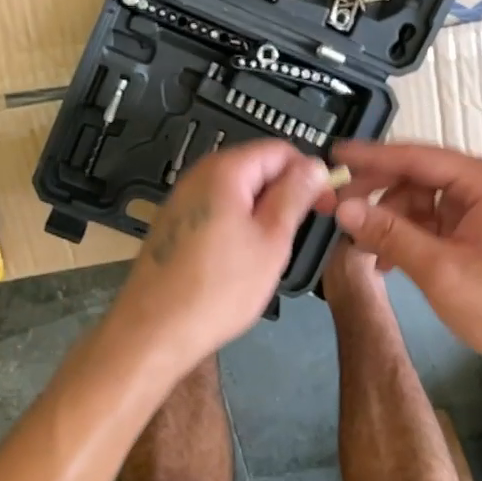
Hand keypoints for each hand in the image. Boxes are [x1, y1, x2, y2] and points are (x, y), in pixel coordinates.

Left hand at [111, 139, 326, 361]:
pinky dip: (238, 225)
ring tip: (275, 250)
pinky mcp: (175, 225)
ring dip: (263, 212)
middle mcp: (198, 176)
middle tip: (304, 229)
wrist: (155, 330)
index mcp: (224, 171)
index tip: (326, 203)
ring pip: (237, 192)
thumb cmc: (218, 288)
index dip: (309, 172)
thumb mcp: (272, 240)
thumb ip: (294, 196)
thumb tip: (313, 166)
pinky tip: (244, 259)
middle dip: (286, 192)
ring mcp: (182, 200)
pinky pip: (217, 211)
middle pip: (256, 168)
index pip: (280, 150)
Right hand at [326, 141, 481, 374]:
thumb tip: (343, 209)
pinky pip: (436, 219)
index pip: (418, 157)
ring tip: (367, 249)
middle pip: (420, 176)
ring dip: (393, 221)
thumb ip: (389, 234)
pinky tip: (388, 259)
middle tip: (340, 210)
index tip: (335, 155)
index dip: (372, 157)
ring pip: (424, 199)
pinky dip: (411, 235)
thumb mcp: (438, 270)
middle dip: (380, 195)